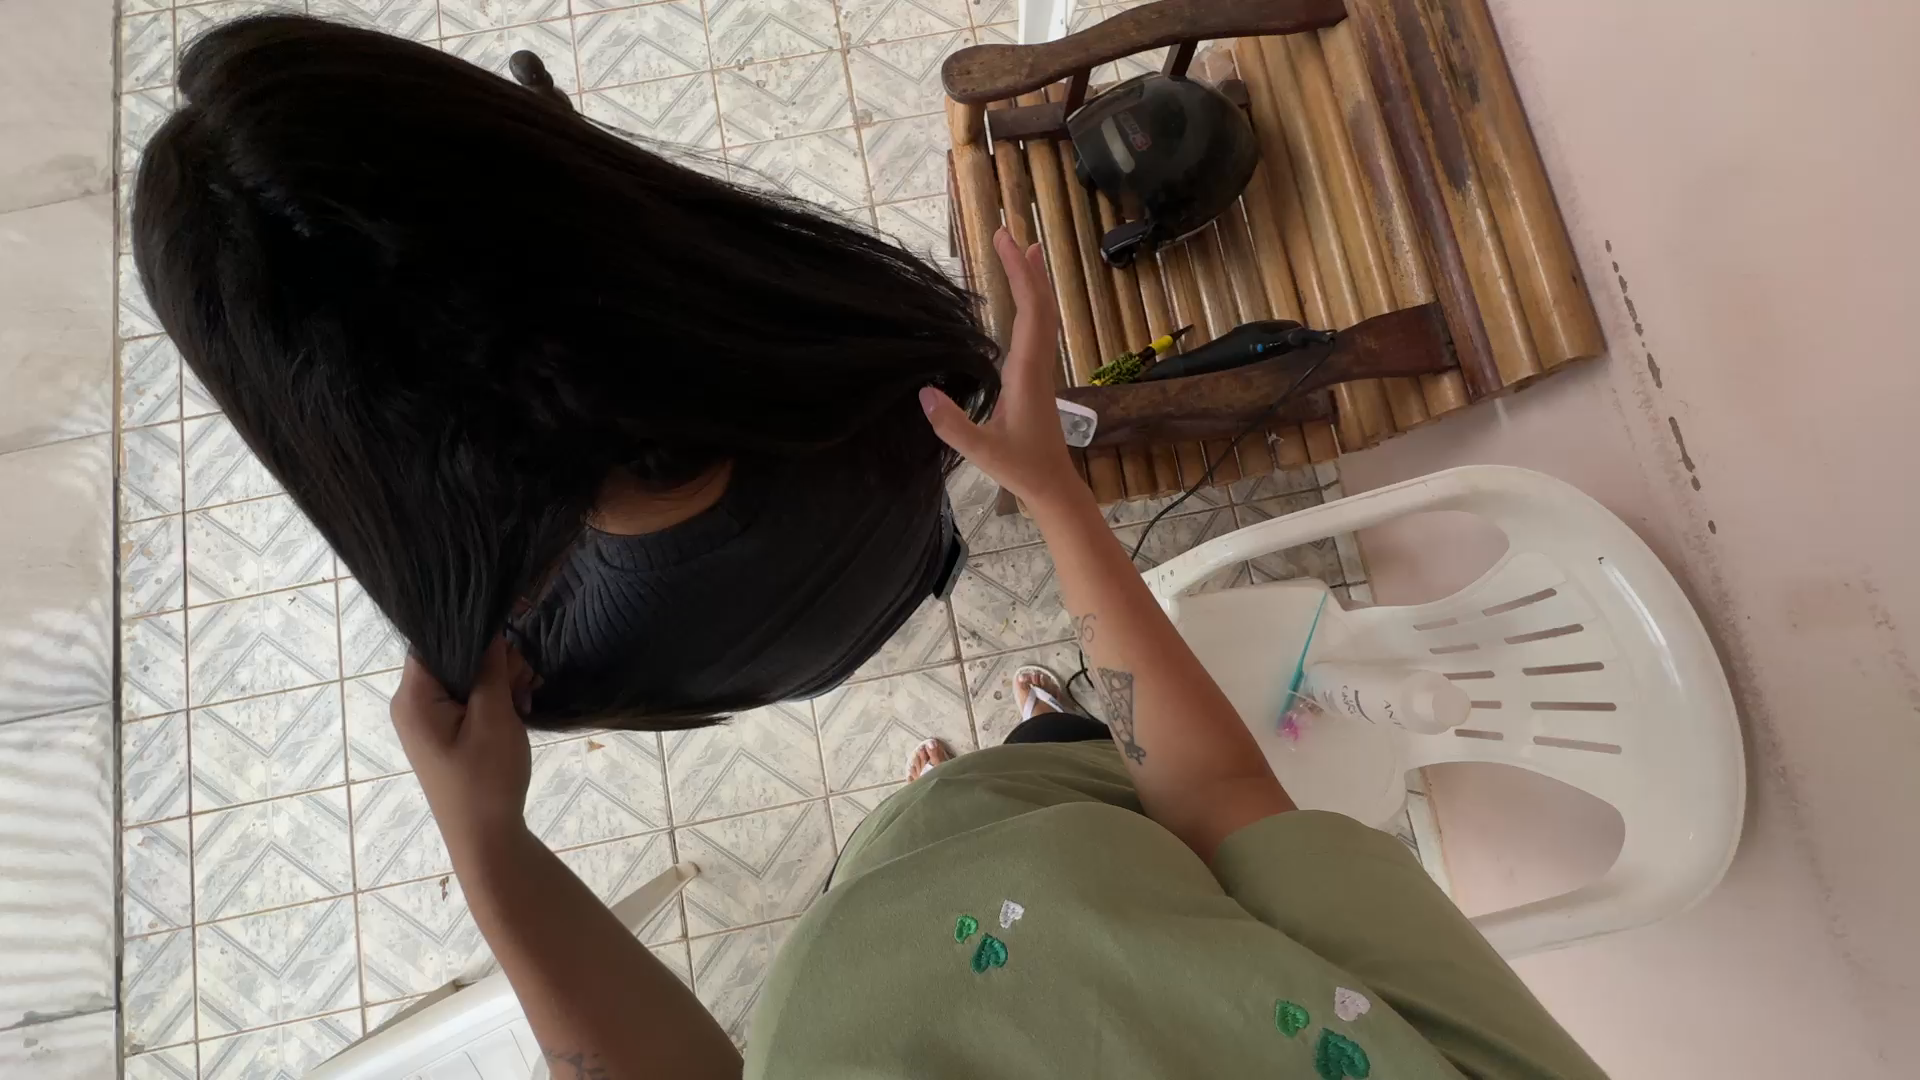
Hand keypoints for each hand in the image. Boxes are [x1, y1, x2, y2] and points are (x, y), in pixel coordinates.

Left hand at [390, 637, 534, 857]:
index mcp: (414, 699)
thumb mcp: (494, 718)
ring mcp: (432, 717)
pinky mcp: (449, 728)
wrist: (486, 834)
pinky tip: (521, 707)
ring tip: (526, 699)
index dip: (472, 630)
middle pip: (456, 656)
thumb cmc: (486, 777)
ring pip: (470, 674)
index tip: (511, 632)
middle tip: (524, 682)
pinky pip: (473, 695)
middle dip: (496, 660)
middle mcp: (415, 703)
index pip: (433, 641)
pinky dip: (499, 695)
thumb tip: (490, 630)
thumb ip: (490, 671)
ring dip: (503, 678)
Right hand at [920, 228, 1090, 509]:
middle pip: (1041, 305)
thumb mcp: (982, 452)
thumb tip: (924, 393)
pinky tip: (1024, 304)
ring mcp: (1041, 372)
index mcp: (1027, 373)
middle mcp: (1039, 365)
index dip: (1019, 273)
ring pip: (1044, 317)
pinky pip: (1039, 331)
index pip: (1030, 311)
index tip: (1004, 240)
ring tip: (1025, 252)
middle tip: (1008, 232)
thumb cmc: (1021, 470)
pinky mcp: (1037, 380)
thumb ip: (953, 425)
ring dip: (1034, 283)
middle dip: (1026, 267)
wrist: (1054, 486)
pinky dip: (1033, 306)